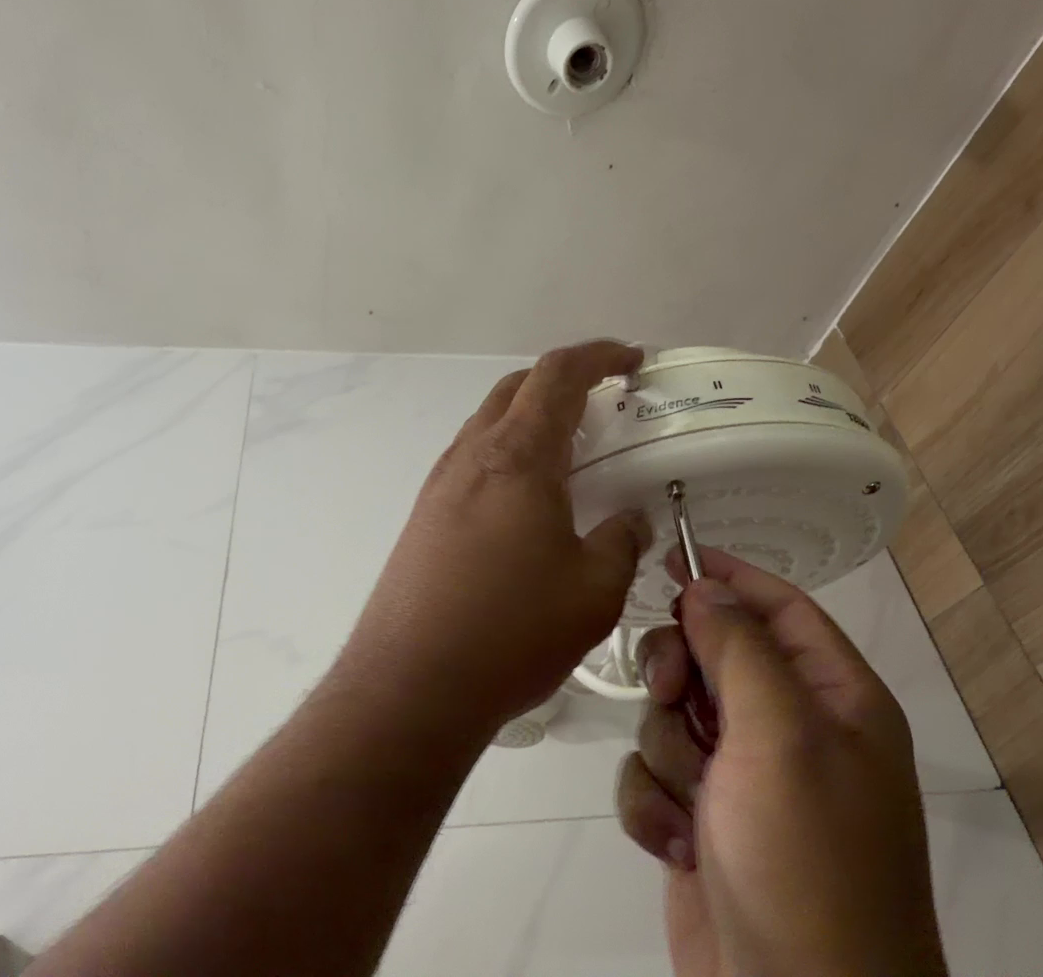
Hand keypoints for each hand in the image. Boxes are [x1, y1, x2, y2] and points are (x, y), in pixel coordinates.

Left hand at [343, 340, 651, 731]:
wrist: (409, 685)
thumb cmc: (511, 632)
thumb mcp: (594, 592)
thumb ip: (621, 542)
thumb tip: (628, 520)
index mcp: (518, 457)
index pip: (558, 374)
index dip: (600, 356)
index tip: (633, 362)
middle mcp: (471, 457)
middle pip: (517, 390)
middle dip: (564, 383)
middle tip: (606, 407)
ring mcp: (439, 487)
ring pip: (489, 426)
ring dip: (531, 423)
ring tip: (573, 458)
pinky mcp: (424, 520)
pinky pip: (472, 465)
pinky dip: (508, 460)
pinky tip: (529, 506)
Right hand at [616, 548, 946, 976]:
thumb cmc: (805, 860)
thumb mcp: (780, 736)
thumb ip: (740, 647)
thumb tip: (707, 585)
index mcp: (835, 700)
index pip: (781, 608)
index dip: (729, 577)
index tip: (670, 556)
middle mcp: (790, 732)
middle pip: (712, 657)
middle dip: (680, 676)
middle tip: (673, 697)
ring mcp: (743, 780)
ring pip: (671, 718)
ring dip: (668, 755)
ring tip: (696, 803)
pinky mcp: (702, 821)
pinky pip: (653, 777)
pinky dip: (655, 806)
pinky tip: (679, 844)